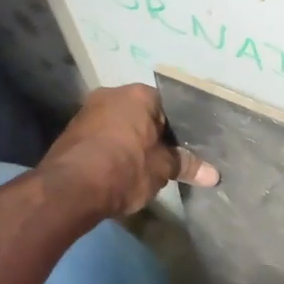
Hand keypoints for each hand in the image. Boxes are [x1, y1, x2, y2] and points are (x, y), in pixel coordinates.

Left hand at [38, 83, 217, 217]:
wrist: (69, 189)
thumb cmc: (124, 169)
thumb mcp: (162, 169)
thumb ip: (186, 165)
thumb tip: (214, 174)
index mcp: (139, 94)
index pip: (169, 106)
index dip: (180, 129)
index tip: (187, 149)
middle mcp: (112, 94)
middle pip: (143, 114)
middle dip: (155, 135)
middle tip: (170, 159)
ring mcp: (88, 111)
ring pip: (121, 125)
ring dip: (132, 142)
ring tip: (146, 167)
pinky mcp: (73, 131)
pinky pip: (104, 137)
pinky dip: (114, 149)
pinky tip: (121, 169)